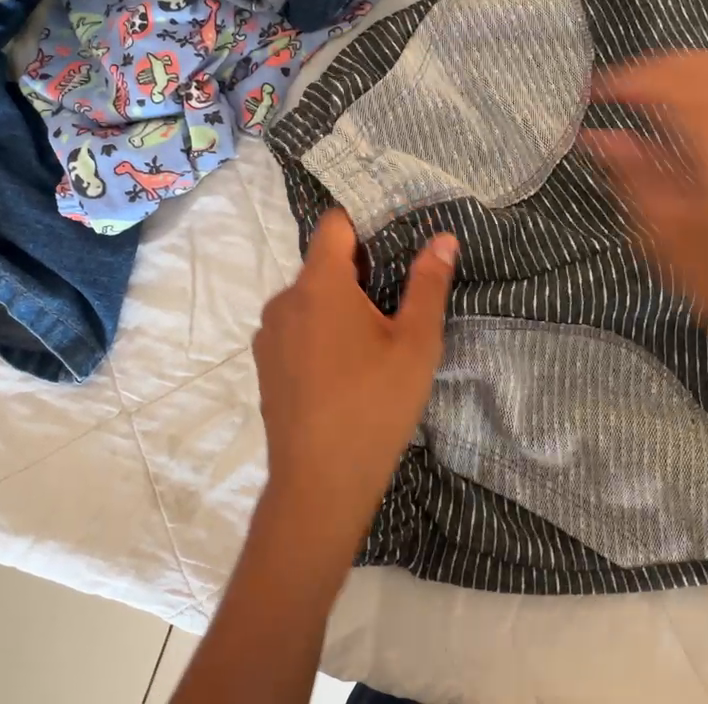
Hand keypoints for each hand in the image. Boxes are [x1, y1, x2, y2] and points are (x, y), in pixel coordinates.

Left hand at [252, 209, 457, 524]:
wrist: (320, 484)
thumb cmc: (375, 405)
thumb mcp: (416, 343)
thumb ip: (428, 284)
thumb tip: (442, 238)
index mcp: (319, 284)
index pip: (335, 223)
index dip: (367, 222)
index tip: (398, 239)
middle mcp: (284, 300)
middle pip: (324, 263)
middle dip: (362, 271)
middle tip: (400, 300)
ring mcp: (269, 335)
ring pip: (311, 299)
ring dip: (341, 305)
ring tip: (378, 339)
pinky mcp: (265, 366)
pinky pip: (297, 328)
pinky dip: (322, 332)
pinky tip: (348, 369)